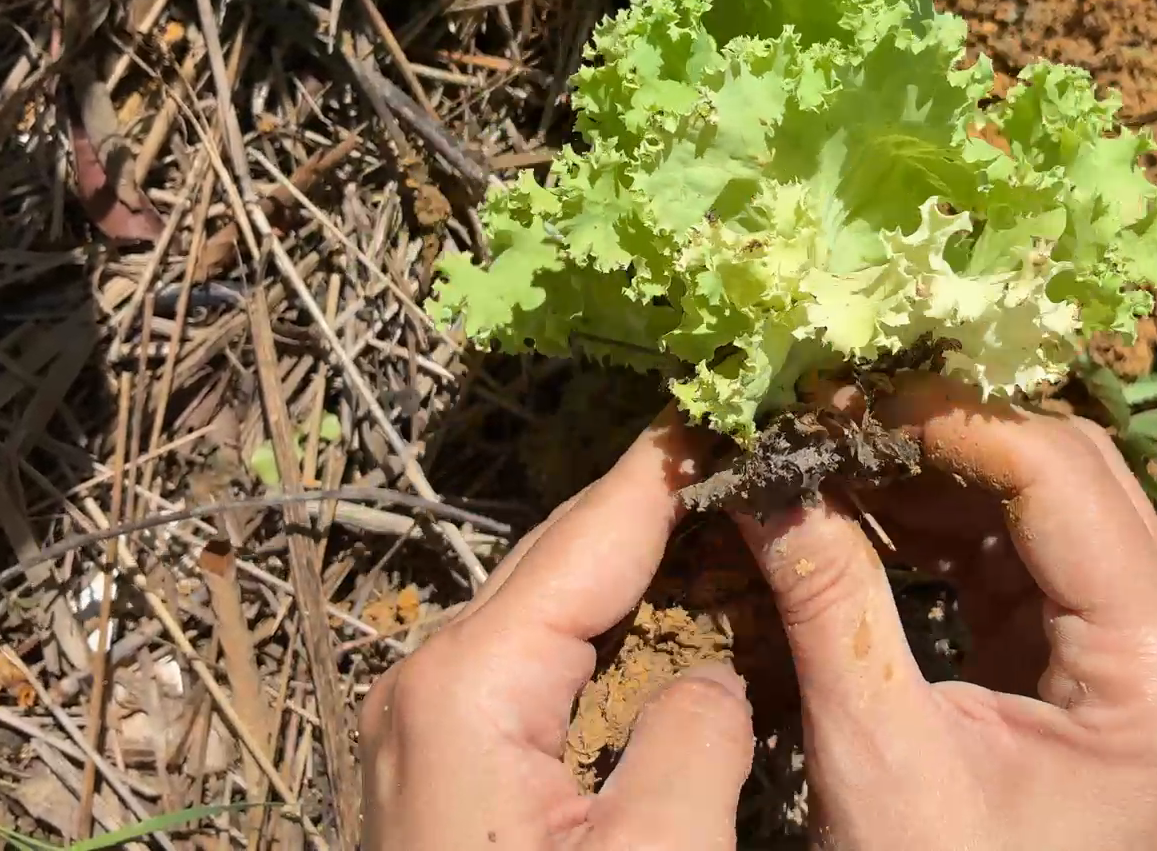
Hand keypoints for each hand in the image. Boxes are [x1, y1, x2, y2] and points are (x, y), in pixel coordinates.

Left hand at [359, 409, 753, 849]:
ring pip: (548, 596)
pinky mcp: (444, 750)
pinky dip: (602, 617)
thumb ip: (698, 739)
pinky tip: (649, 610)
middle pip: (562, 551)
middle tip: (728, 459)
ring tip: (704, 518)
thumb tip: (710, 676)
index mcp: (470, 683)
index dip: (662, 466)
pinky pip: (538, 648)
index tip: (714, 407)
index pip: (592, 533)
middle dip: (648, 501)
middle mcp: (431, 678)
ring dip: (628, 557)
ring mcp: (427, 714)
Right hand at [735, 373, 1156, 849]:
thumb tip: (762, 480)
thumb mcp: (878, 762)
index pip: (1060, 475)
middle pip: (1060, 465)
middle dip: (942, 427)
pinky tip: (858, 505)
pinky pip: (999, 539)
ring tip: (834, 452)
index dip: (952, 419)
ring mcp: (1114, 633)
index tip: (847, 402)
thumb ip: (827, 605)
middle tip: (836, 416)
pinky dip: (926, 511)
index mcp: (1147, 664)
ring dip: (928, 463)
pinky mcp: (1064, 641)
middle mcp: (1155, 630)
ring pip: (1029, 491)